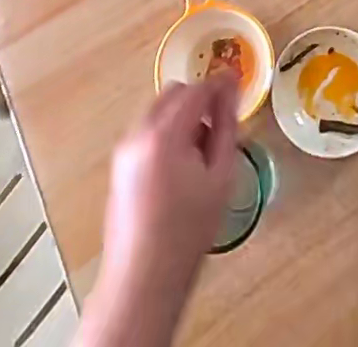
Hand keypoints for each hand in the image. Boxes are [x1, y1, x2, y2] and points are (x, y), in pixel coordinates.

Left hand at [76, 75, 238, 346]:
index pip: (196, 90)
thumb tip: (231, 93)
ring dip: (183, 113)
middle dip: (199, 97)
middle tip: (221, 118)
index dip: (220, 83)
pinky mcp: (119, 164)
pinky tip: (184, 160)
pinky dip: (168, 129)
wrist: (143, 277)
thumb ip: (226, 126)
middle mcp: (138, 135)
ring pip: (159, 109)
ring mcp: (124, 149)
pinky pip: (148, 128)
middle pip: (173, 92)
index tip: (238, 81)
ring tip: (203, 145)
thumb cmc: (188, 228)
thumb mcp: (220, 174)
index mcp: (164, 135)